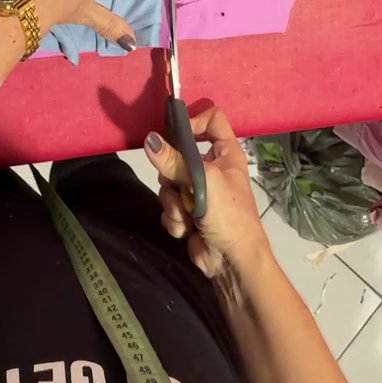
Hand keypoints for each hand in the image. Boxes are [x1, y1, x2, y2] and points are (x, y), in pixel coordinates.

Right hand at [145, 106, 270, 277]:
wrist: (232, 264)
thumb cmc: (229, 215)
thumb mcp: (202, 182)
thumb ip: (173, 160)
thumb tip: (149, 139)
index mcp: (226, 152)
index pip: (212, 119)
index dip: (193, 121)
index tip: (176, 135)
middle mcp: (212, 167)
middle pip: (178, 153)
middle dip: (173, 176)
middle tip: (179, 186)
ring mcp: (198, 190)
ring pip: (169, 183)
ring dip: (174, 203)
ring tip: (188, 216)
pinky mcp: (188, 212)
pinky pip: (168, 205)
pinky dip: (175, 219)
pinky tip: (187, 230)